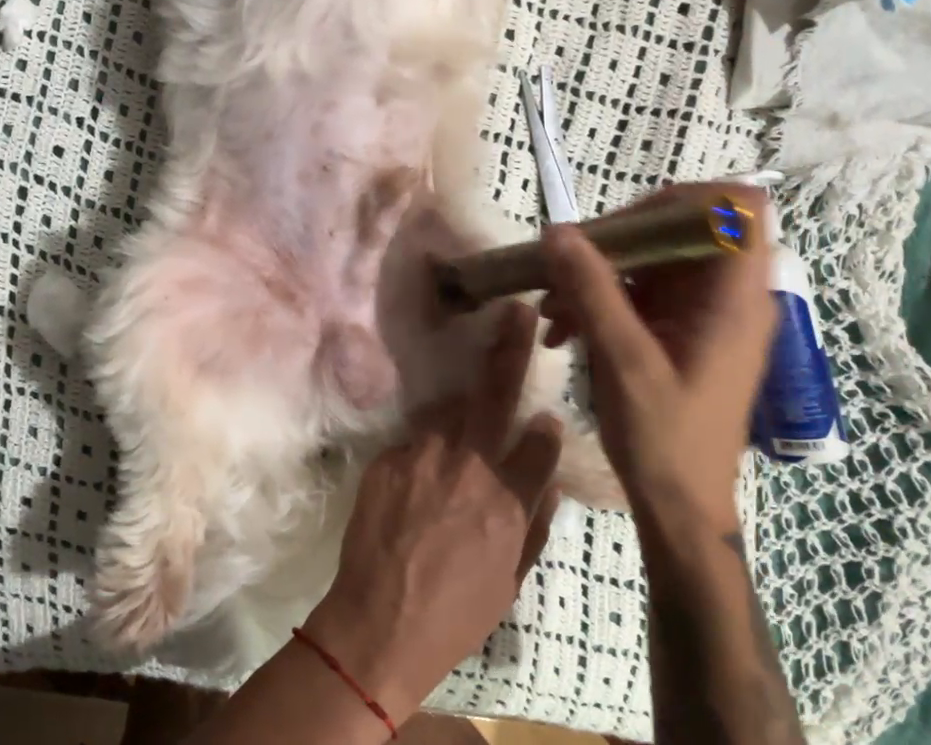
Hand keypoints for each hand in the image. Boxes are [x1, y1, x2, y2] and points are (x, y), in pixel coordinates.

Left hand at [300, 304, 563, 721]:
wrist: (381, 620)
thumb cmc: (456, 612)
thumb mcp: (512, 578)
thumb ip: (534, 524)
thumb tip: (550, 483)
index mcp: (509, 497)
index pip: (539, 443)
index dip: (546, 427)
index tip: (547, 415)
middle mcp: (469, 464)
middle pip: (495, 393)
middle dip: (509, 346)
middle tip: (517, 309)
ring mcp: (422, 455)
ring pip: (445, 412)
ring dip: (457, 405)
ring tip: (460, 396)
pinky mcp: (386, 458)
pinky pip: (410, 440)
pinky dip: (420, 446)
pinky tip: (418, 467)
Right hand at [538, 184, 775, 529]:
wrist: (680, 505)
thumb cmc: (665, 437)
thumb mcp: (624, 360)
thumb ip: (594, 291)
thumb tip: (559, 231)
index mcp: (735, 299)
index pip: (741, 209)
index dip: (688, 200)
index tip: (627, 222)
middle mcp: (727, 298)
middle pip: (683, 230)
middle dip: (619, 240)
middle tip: (567, 265)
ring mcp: (704, 316)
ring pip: (654, 261)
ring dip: (597, 274)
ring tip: (551, 307)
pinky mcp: (681, 334)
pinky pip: (642, 293)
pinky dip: (600, 301)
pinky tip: (561, 330)